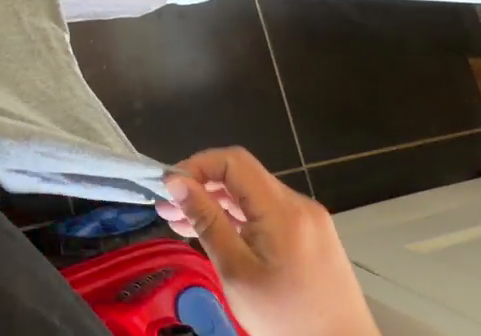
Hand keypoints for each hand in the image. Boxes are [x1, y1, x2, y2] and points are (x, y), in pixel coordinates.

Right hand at [155, 147, 377, 335]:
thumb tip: (176, 181)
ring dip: (216, 204)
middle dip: (201, 187)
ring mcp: (309, 224)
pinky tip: (215, 236)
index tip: (171, 190)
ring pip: (252, 197)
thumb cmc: (287, 320)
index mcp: (283, 210)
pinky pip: (266, 215)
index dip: (196, 166)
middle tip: (168, 209)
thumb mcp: (236, 271)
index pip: (233, 161)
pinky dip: (237, 219)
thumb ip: (206, 220)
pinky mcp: (312, 240)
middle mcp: (299, 207)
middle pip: (241, 177)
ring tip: (182, 223)